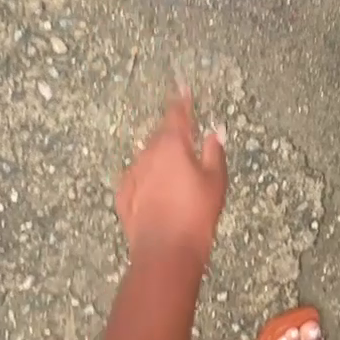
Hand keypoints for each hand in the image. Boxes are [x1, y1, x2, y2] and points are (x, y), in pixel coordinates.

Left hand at [114, 83, 227, 268]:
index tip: (182, 87)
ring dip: (161, 158)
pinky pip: (138, 178)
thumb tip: (215, 132)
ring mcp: (132, 175)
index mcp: (172, 145)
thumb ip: (215, 151)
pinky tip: (160, 192)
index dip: (181, 99)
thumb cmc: (197, 213)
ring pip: (148, 157)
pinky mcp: (123, 196)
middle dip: (173, 133)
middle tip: (187, 137)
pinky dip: (149, 178)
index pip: (177, 114)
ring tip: (177, 172)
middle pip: (161, 135)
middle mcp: (148, 154)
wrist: (165, 252)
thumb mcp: (216, 180)